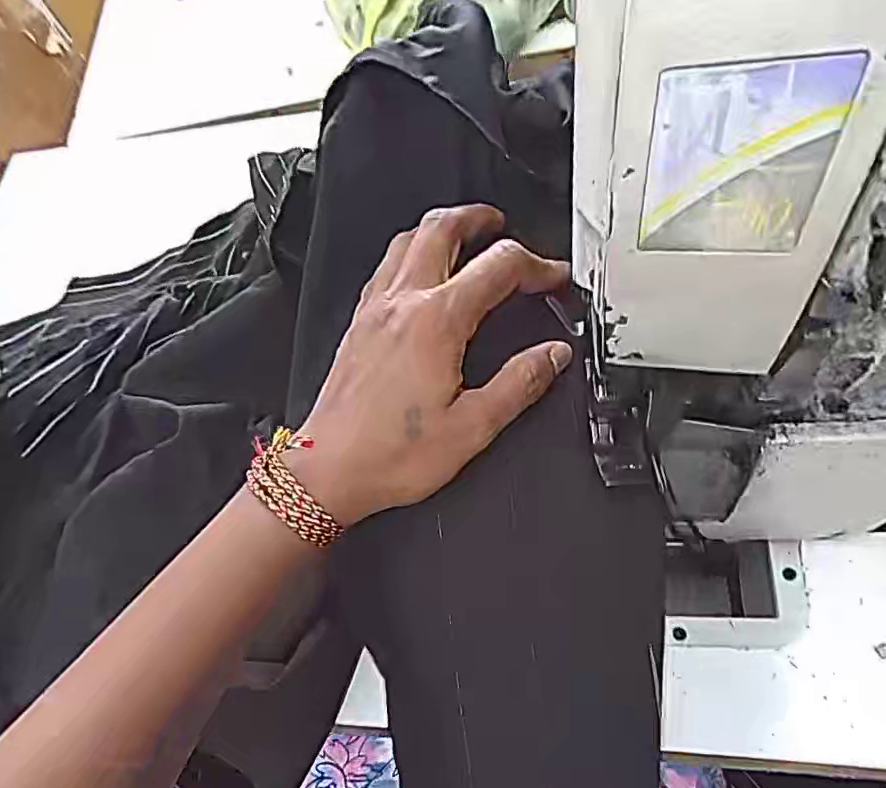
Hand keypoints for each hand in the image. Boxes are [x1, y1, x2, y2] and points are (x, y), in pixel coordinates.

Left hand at [287, 204, 572, 524]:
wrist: (331, 470)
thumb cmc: (392, 455)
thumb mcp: (472, 427)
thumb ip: (519, 384)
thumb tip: (552, 356)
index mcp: (436, 323)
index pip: (498, 269)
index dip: (536, 267)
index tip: (554, 279)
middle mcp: (401, 305)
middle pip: (443, 230)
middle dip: (480, 219)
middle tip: (503, 225)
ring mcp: (374, 311)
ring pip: (408, 239)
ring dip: (442, 227)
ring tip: (465, 234)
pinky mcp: (358, 326)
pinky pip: (385, 267)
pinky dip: (410, 252)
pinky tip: (418, 272)